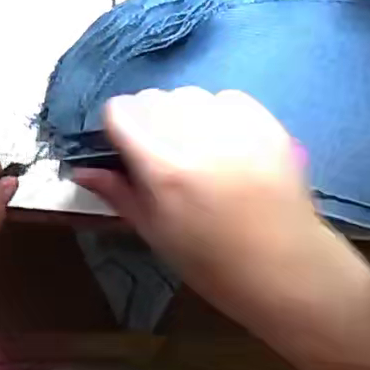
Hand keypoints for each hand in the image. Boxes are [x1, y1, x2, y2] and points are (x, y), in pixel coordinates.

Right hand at [73, 88, 364, 329]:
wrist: (290, 275)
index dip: (117, 125)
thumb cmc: (210, 261)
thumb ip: (116, 191)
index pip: (120, 109)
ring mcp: (236, 130)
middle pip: (151, 98)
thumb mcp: (153, 231)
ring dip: (183, 114)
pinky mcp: (268, 127)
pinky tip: (226, 142)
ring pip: (188, 94)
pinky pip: (226, 98)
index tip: (126, 149)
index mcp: (163, 167)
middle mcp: (196, 139)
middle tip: (162, 153)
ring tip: (196, 146)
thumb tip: (79, 169)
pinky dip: (219, 112)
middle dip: (148, 120)